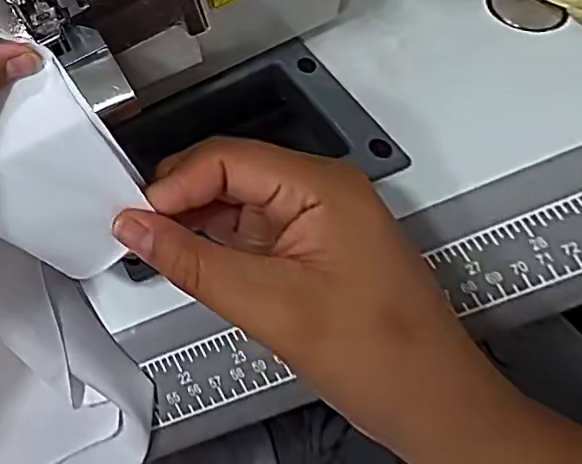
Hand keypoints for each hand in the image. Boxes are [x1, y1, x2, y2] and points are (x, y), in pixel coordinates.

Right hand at [112, 139, 581, 462]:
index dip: (176, 184)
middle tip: (140, 228)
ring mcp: (309, 213)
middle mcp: (315, 188)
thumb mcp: (272, 308)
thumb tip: (135, 227)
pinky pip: (241, 222)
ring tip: (158, 244)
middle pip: (223, 171)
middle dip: (178, 198)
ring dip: (191, 218)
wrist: (445, 421)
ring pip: (228, 196)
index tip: (139, 214)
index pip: (224, 160)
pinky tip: (189, 255)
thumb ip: (192, 261)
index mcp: (320, 186)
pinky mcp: (302, 238)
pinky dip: (211, 238)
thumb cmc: (392, 364)